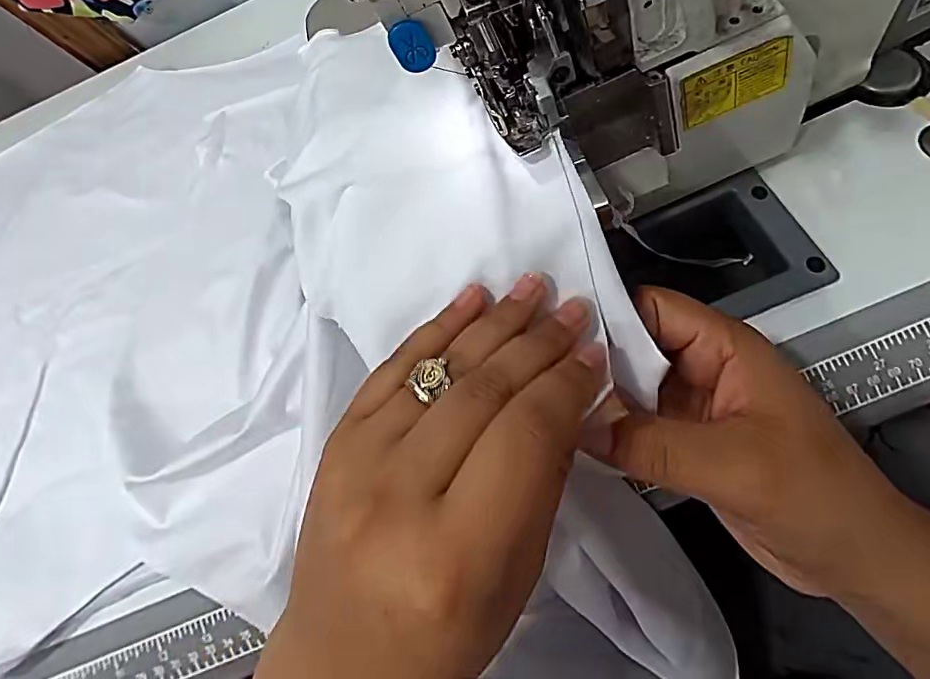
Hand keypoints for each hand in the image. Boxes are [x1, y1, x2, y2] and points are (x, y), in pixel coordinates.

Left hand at [258, 275, 606, 678]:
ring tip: (531, 288)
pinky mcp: (336, 439)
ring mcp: (358, 460)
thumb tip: (568, 395)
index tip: (593, 352)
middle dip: (538, 343)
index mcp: (455, 549)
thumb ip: (542, 481)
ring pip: (440, 368)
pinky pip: (392, 366)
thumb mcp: (516, 577)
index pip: (524, 433)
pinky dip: (437, 327)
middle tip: (572, 310)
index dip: (565, 384)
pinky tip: (471, 300)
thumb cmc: (445, 635)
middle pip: (484, 391)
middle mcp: (400, 495)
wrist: (342, 658)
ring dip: (493, 321)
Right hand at [582, 287, 916, 597]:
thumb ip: (655, 443)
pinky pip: (638, 423)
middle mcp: (704, 366)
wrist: (861, 560)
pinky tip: (578, 437)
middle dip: (593, 359)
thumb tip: (581, 426)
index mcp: (724, 347)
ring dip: (599, 397)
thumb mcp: (736, 465)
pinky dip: (612, 430)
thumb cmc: (819, 495)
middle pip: (634, 345)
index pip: (652, 308)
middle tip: (543, 376)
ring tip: (549, 404)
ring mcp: (694, 405)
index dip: (607, 314)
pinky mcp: (688, 441)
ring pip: (632, 386)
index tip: (559, 334)